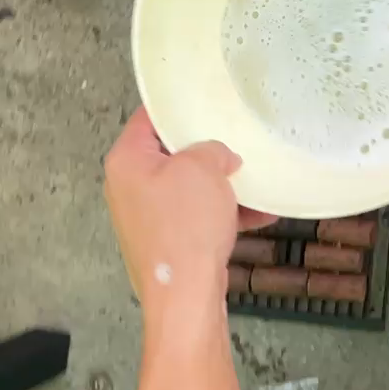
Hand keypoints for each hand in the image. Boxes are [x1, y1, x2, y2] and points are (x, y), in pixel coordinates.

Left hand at [104, 110, 273, 316]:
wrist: (186, 291)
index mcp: (127, 161)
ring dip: (221, 184)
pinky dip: (225, 213)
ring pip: (189, 186)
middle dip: (207, 150)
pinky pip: (198, 215)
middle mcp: (129, 187)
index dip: (177, 106)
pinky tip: (261, 214)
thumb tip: (220, 157)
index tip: (205, 98)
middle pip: (172, 154)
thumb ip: (212, 149)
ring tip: (254, 180)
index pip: (148, 118)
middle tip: (235, 140)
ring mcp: (148, 216)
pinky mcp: (168, 240)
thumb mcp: (204, 167)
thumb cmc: (186, 224)